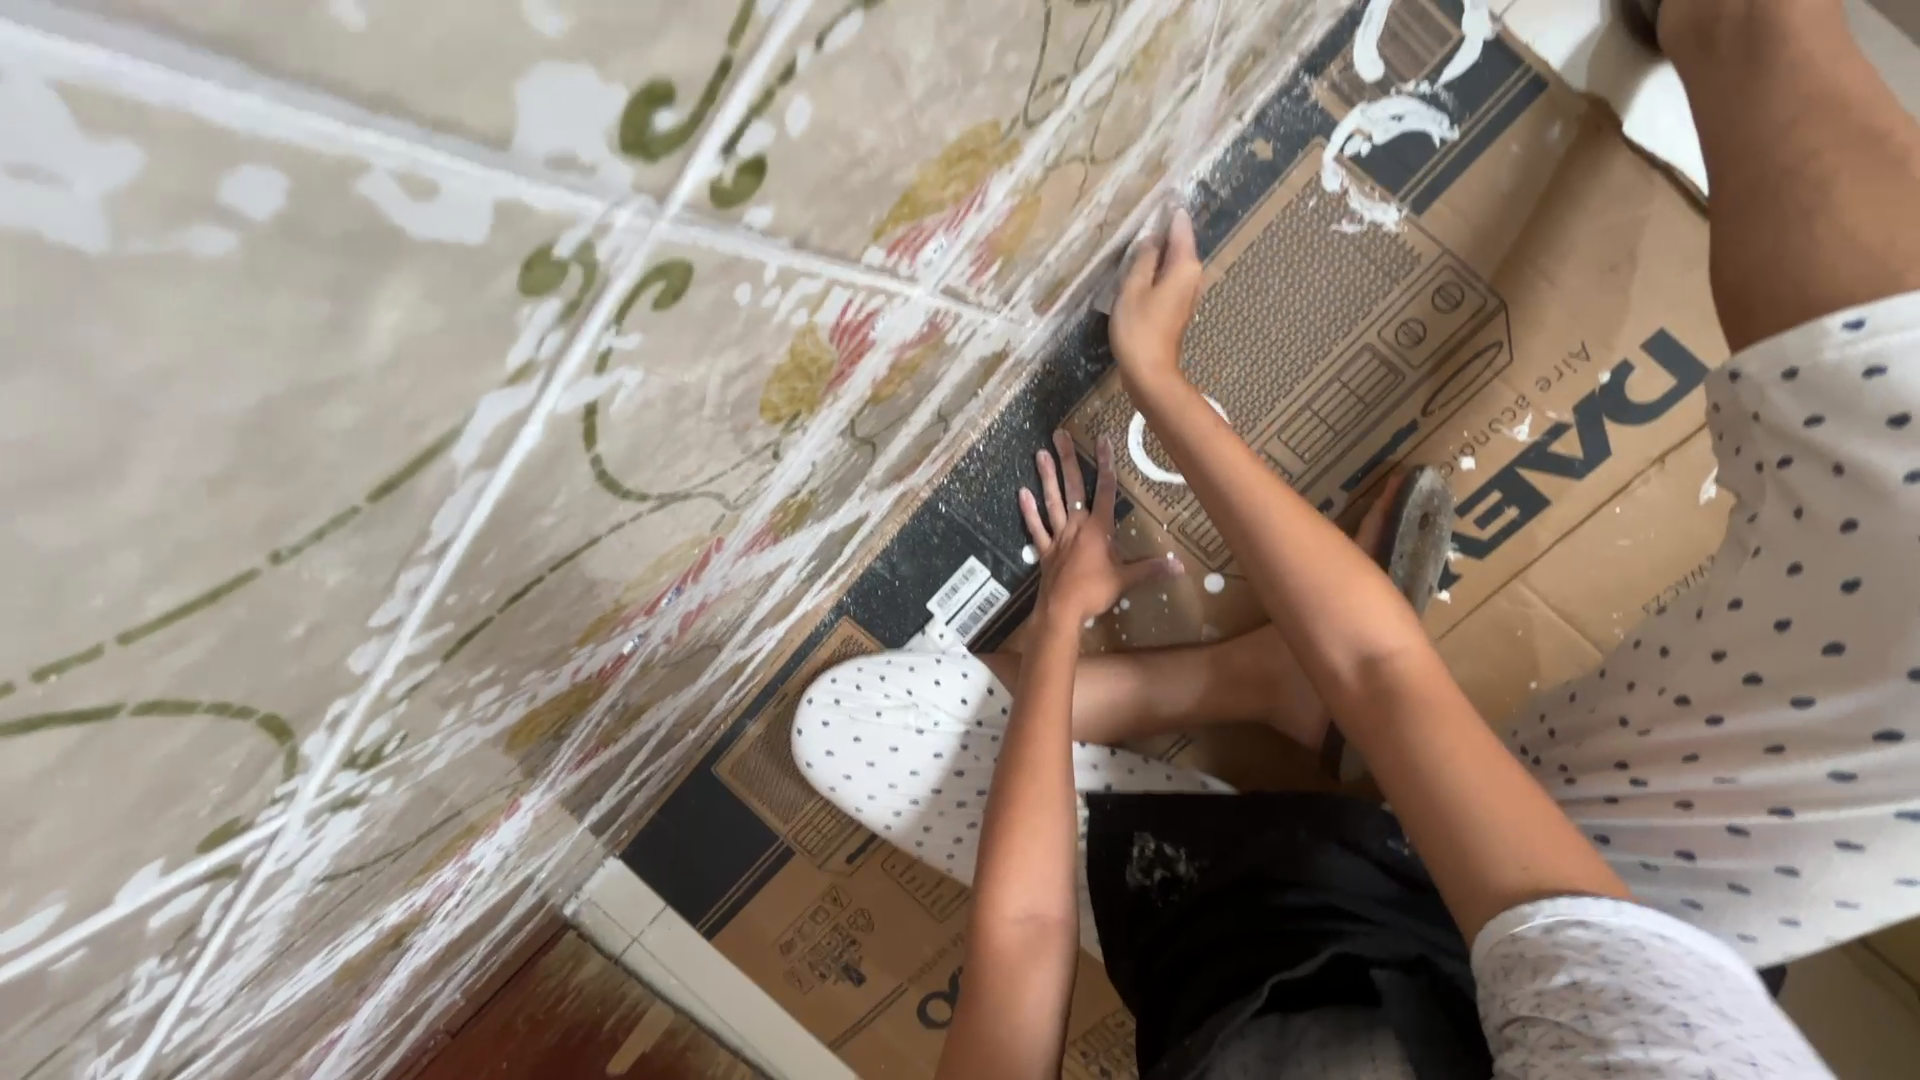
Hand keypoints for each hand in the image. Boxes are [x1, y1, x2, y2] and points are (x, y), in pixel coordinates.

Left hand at [1020, 430, 1185, 625]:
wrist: (1062, 610)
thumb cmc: (1095, 592)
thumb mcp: (1126, 580)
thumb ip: (1151, 569)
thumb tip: (1180, 566)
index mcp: (1098, 529)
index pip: (1105, 490)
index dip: (1105, 464)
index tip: (1102, 440)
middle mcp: (1076, 526)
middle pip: (1073, 487)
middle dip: (1068, 460)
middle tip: (1059, 435)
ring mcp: (1058, 537)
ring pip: (1051, 501)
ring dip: (1046, 477)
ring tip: (1040, 453)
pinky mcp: (1044, 550)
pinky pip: (1035, 527)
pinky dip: (1029, 511)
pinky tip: (1022, 493)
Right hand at [1109, 204, 1203, 399]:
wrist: (1149, 372)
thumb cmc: (1138, 329)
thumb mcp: (1132, 289)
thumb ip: (1143, 259)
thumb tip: (1151, 239)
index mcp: (1185, 266)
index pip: (1180, 227)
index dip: (1170, 211)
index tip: (1161, 194)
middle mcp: (1193, 277)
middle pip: (1179, 245)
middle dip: (1164, 231)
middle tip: (1144, 215)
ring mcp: (1187, 295)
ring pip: (1173, 264)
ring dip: (1158, 254)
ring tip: (1138, 241)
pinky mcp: (1177, 310)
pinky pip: (1168, 281)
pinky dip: (1157, 273)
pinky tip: (1140, 271)